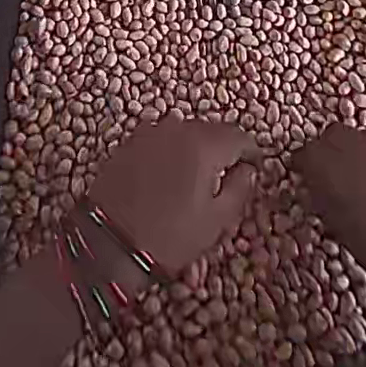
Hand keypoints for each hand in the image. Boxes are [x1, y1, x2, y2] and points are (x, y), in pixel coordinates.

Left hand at [87, 118, 258, 275]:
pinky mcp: (131, 140)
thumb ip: (239, 189)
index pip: (238, 135)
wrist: (109, 239)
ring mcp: (151, 131)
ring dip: (196, 147)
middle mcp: (178, 128)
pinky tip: (170, 172)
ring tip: (199, 176)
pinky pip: (161, 136)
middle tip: (230, 174)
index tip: (256, 166)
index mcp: (204, 144)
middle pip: (211, 129)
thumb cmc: (170, 235)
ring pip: (185, 131)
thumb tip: (248, 170)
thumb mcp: (215, 220)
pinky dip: (172, 148)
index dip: (251, 151)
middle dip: (224, 148)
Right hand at [295, 126, 365, 354]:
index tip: (308, 180)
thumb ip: (330, 205)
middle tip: (336, 181)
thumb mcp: (351, 240)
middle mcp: (360, 148)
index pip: (306, 153)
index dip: (306, 167)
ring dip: (360, 156)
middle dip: (330, 153)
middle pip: (334, 135)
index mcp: (335, 170)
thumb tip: (319, 191)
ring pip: (365, 140)